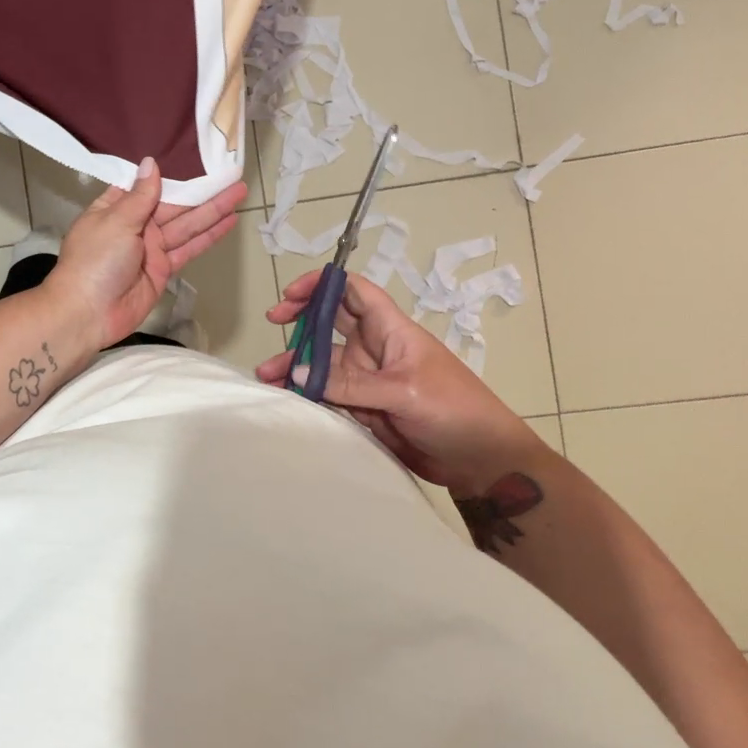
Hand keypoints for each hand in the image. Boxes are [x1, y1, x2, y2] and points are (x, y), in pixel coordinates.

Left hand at [46, 157, 246, 349]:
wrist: (88, 313)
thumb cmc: (95, 260)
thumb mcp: (115, 221)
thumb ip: (140, 195)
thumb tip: (149, 163)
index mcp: (115, 209)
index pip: (144, 185)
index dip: (169, 173)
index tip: (194, 156)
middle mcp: (134, 226)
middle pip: (172, 204)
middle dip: (200, 190)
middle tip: (231, 173)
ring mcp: (150, 249)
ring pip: (186, 224)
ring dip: (212, 209)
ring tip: (239, 191)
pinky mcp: (163, 270)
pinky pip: (189, 248)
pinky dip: (208, 236)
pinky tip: (229, 221)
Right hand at [255, 270, 546, 494]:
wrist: (480, 463)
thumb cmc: (455, 411)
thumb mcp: (404, 392)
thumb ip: (350, 383)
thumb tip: (299, 372)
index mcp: (392, 331)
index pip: (354, 291)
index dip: (323, 285)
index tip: (291, 294)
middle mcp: (374, 348)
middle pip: (330, 321)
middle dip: (300, 318)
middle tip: (272, 323)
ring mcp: (367, 378)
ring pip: (322, 361)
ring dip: (295, 364)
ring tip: (267, 376)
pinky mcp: (362, 406)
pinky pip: (326, 393)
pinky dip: (305, 392)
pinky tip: (284, 396)